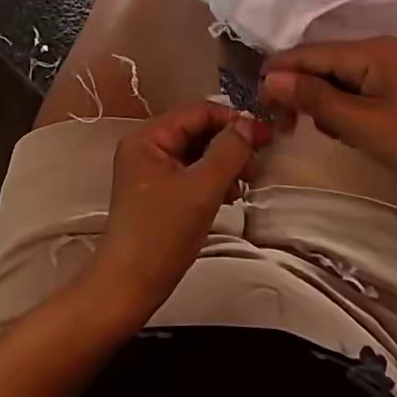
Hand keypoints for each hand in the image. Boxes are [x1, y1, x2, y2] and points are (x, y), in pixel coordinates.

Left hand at [84, 102, 270, 321]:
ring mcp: (150, 173)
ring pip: (197, 155)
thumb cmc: (162, 233)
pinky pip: (191, 176)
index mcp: (147, 138)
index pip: (197, 112)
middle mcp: (145, 148)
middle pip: (197, 131)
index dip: (233, 120)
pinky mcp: (158, 195)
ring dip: (224, 165)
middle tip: (258, 167)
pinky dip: (213, 182)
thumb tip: (250, 123)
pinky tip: (230, 197)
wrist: (129, 284)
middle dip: (230, 145)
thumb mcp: (201, 188)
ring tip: (246, 186)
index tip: (267, 137)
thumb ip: (228, 151)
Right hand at [260, 37, 396, 203]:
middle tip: (283, 126)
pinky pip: (357, 92)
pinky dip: (343, 110)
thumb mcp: (359, 124)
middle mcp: (380, 51)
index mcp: (371, 51)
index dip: (278, 74)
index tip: (255, 102)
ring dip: (321, 103)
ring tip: (324, 132)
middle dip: (298, 91)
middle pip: (321, 63)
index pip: (307, 53)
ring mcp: (394, 70)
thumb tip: (268, 78)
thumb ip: (311, 97)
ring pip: (337, 79)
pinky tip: (348, 133)